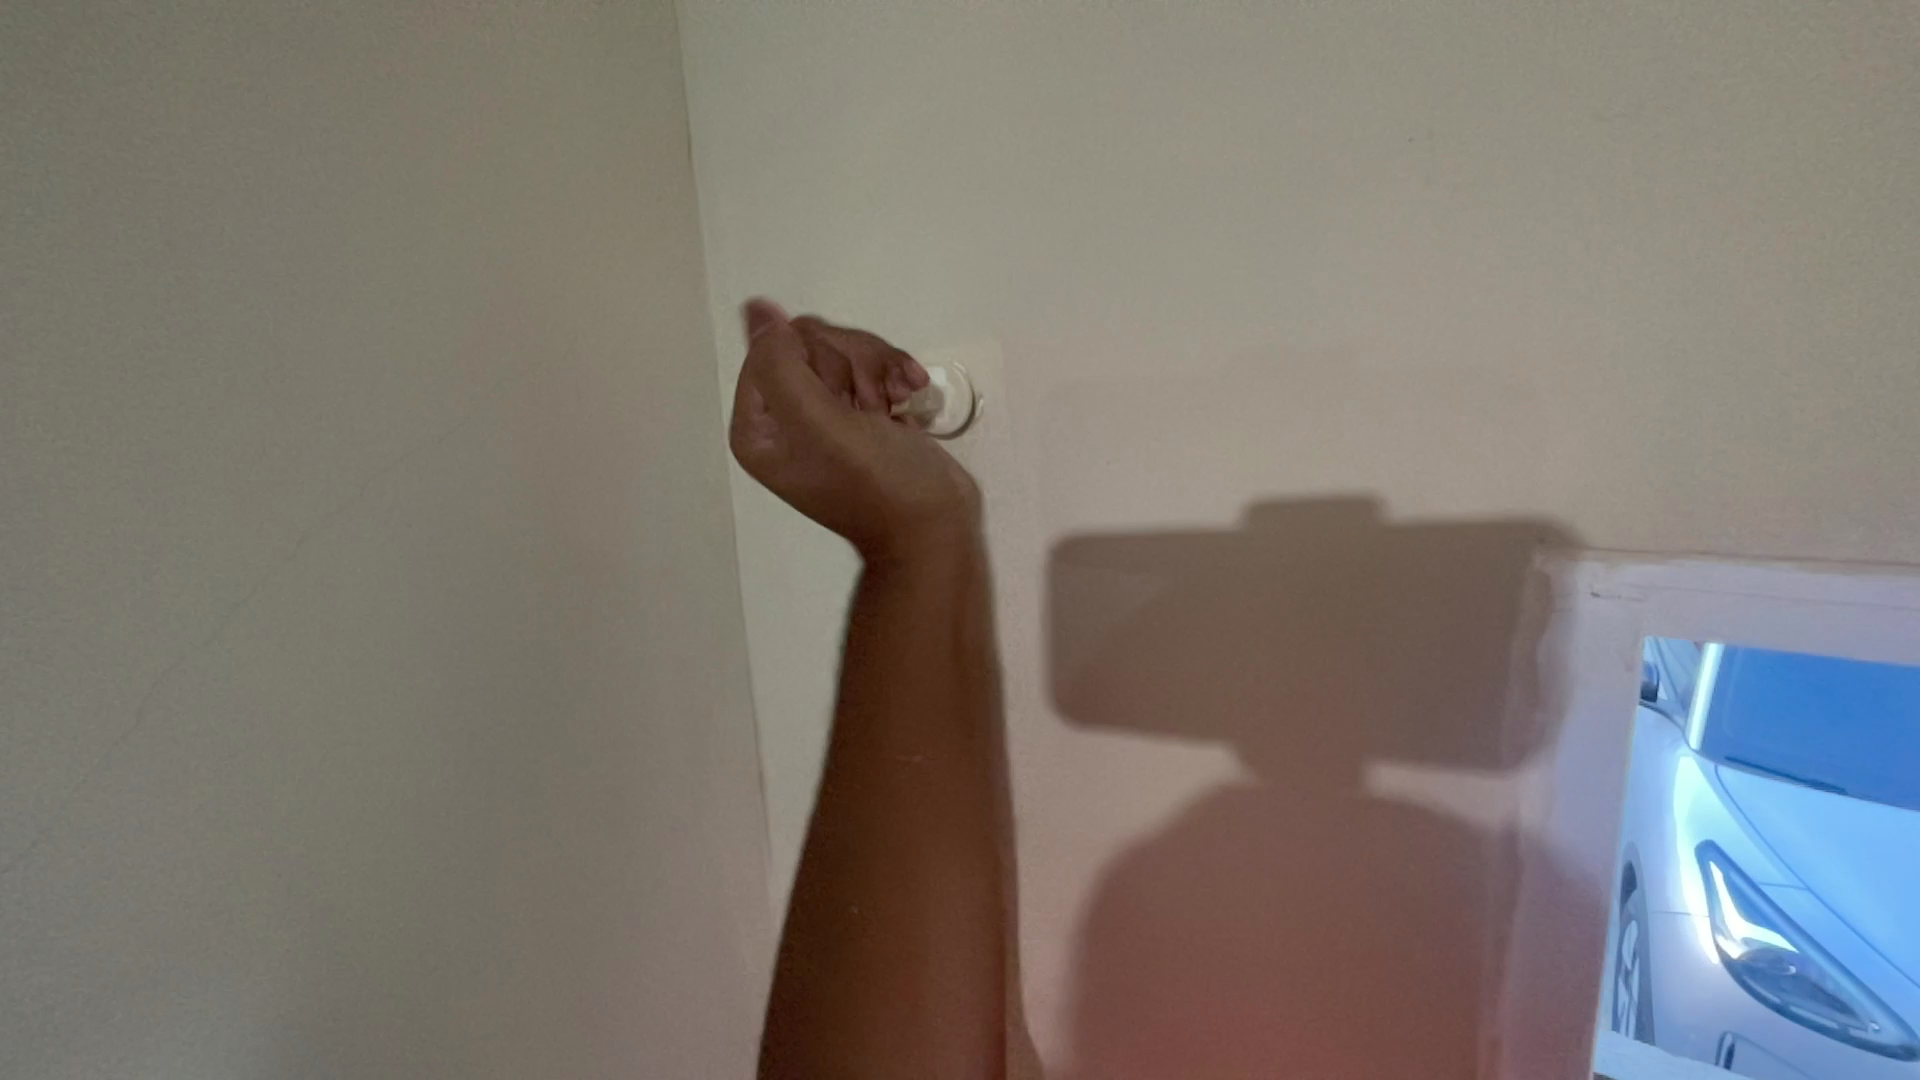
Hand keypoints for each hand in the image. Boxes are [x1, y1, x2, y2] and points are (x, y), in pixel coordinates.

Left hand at [729, 299, 979, 560]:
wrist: (932, 527)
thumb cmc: (874, 481)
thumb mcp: (817, 421)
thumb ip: (778, 361)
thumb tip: (757, 308)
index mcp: (759, 426)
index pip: (774, 347)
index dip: (817, 359)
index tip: (845, 396)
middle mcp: (786, 418)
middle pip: (811, 343)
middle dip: (853, 364)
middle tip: (873, 405)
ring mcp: (827, 416)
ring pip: (845, 350)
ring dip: (879, 370)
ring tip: (896, 404)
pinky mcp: (863, 415)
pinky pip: (871, 368)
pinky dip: (895, 376)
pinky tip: (911, 396)